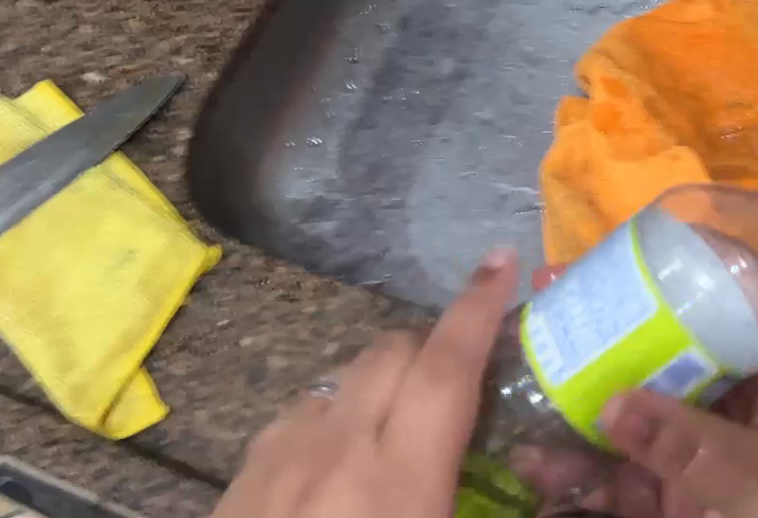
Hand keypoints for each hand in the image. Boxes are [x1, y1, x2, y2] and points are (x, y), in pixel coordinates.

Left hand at [212, 245, 519, 517]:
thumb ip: (477, 500)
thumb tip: (522, 482)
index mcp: (398, 483)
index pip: (446, 366)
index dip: (478, 307)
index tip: (501, 262)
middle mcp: (334, 453)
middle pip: (391, 353)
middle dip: (431, 350)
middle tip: (456, 387)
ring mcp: (275, 466)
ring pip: (341, 380)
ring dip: (378, 387)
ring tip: (392, 436)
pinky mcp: (235, 489)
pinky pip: (295, 419)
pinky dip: (327, 422)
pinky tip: (328, 474)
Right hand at [520, 267, 757, 517]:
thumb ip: (692, 442)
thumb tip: (609, 401)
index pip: (718, 303)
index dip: (661, 280)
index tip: (605, 264)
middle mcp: (737, 401)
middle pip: (663, 360)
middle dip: (605, 343)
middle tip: (544, 312)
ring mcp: (711, 455)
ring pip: (641, 422)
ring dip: (584, 412)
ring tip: (526, 389)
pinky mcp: (690, 504)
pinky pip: (636, 483)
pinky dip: (591, 478)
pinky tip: (543, 470)